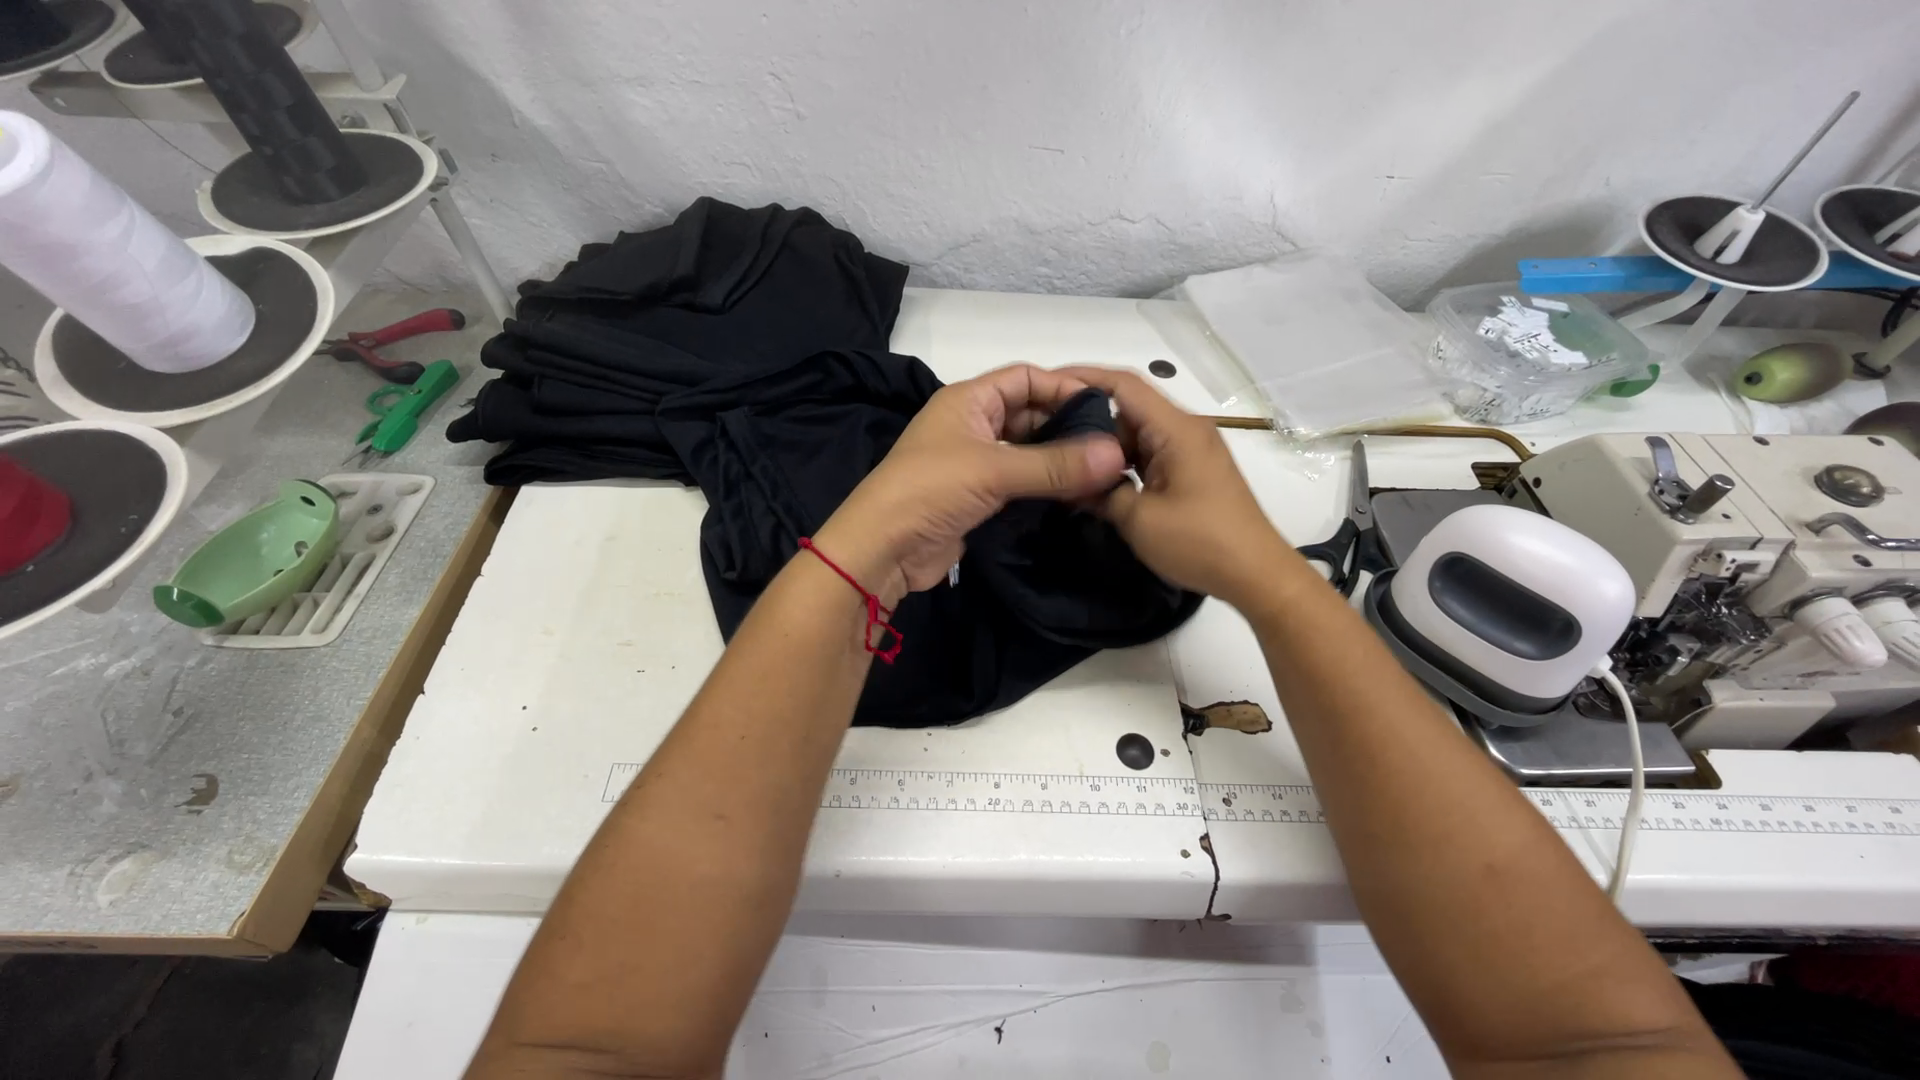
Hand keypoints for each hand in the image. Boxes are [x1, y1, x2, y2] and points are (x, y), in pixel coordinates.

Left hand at [812, 364, 1127, 605]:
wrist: (882, 550)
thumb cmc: (930, 491)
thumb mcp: (994, 470)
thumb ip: (1056, 464)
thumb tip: (1117, 456)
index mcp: (968, 400)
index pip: (1026, 377)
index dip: (1065, 387)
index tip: (1107, 409)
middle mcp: (972, 425)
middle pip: (1031, 415)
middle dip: (1070, 428)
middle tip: (1116, 447)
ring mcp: (975, 463)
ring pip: (1029, 453)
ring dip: (1062, 462)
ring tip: (1107, 475)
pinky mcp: (978, 499)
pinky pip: (1022, 484)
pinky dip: (1048, 488)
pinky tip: (1080, 498)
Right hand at [1061, 367, 1294, 610]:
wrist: (1256, 574)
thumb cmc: (1200, 542)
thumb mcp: (1139, 519)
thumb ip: (1102, 492)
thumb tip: (1076, 481)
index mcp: (1177, 429)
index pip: (1124, 385)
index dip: (1083, 378)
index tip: (1046, 382)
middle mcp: (1187, 429)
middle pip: (1129, 409)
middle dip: (1089, 419)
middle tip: (1047, 436)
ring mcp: (1192, 450)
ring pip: (1138, 434)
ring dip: (1106, 447)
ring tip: (1066, 462)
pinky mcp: (1193, 470)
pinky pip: (1151, 454)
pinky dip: (1125, 463)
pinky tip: (1099, 483)